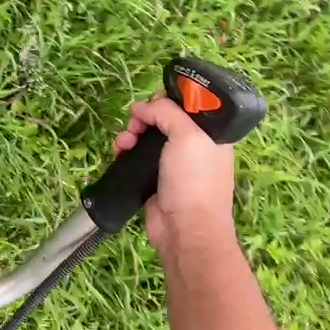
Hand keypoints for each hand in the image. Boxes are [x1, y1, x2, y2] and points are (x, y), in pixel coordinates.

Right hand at [111, 96, 236, 260]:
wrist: (185, 230)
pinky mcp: (154, 175)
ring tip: (123, 142)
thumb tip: (142, 108)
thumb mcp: (187, 136)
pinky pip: (136, 153)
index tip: (152, 102)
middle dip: (144, 116)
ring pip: (146, 134)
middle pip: (162, 117)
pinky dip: (125, 148)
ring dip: (130, 132)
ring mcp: (173, 162)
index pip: (188, 105)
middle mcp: (193, 146)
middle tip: (135, 123)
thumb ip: (166, 112)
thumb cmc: (193, 181)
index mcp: (210, 135)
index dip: (167, 99)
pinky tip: (118, 151)